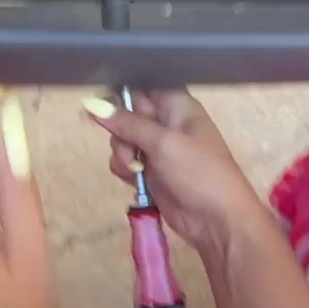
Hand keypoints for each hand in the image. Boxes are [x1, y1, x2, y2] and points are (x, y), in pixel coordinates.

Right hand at [83, 90, 274, 258]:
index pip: (142, 86)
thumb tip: (92, 104)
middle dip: (119, 128)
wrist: (216, 220)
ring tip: (135, 167)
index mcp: (176, 105)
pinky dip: (125, 169)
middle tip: (128, 145)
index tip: (101, 104)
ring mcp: (157, 147)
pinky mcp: (150, 171)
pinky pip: (125, 161)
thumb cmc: (198, 171)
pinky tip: (135, 179)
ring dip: (121, 152)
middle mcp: (165, 122)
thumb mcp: (163, 143)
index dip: (122, 93)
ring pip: (122, 139)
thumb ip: (126, 123)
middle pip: (126, 112)